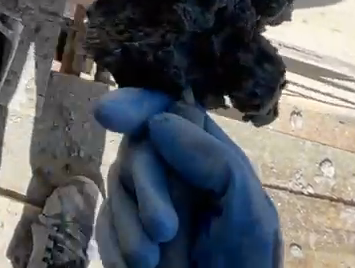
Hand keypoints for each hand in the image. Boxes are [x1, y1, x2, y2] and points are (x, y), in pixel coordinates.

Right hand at [93, 88, 282, 267]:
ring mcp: (149, 204)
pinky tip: (137, 267)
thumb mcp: (249, 218)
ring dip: (130, 223)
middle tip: (163, 230)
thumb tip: (160, 122)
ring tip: (151, 265)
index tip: (106, 115)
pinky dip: (117, 242)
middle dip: (146, 186)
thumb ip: (215, 162)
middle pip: (141, 146)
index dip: (138, 103)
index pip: (171, 108)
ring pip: (118, 183)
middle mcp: (179, 175)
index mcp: (212, 161)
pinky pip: (106, 220)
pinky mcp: (126, 235)